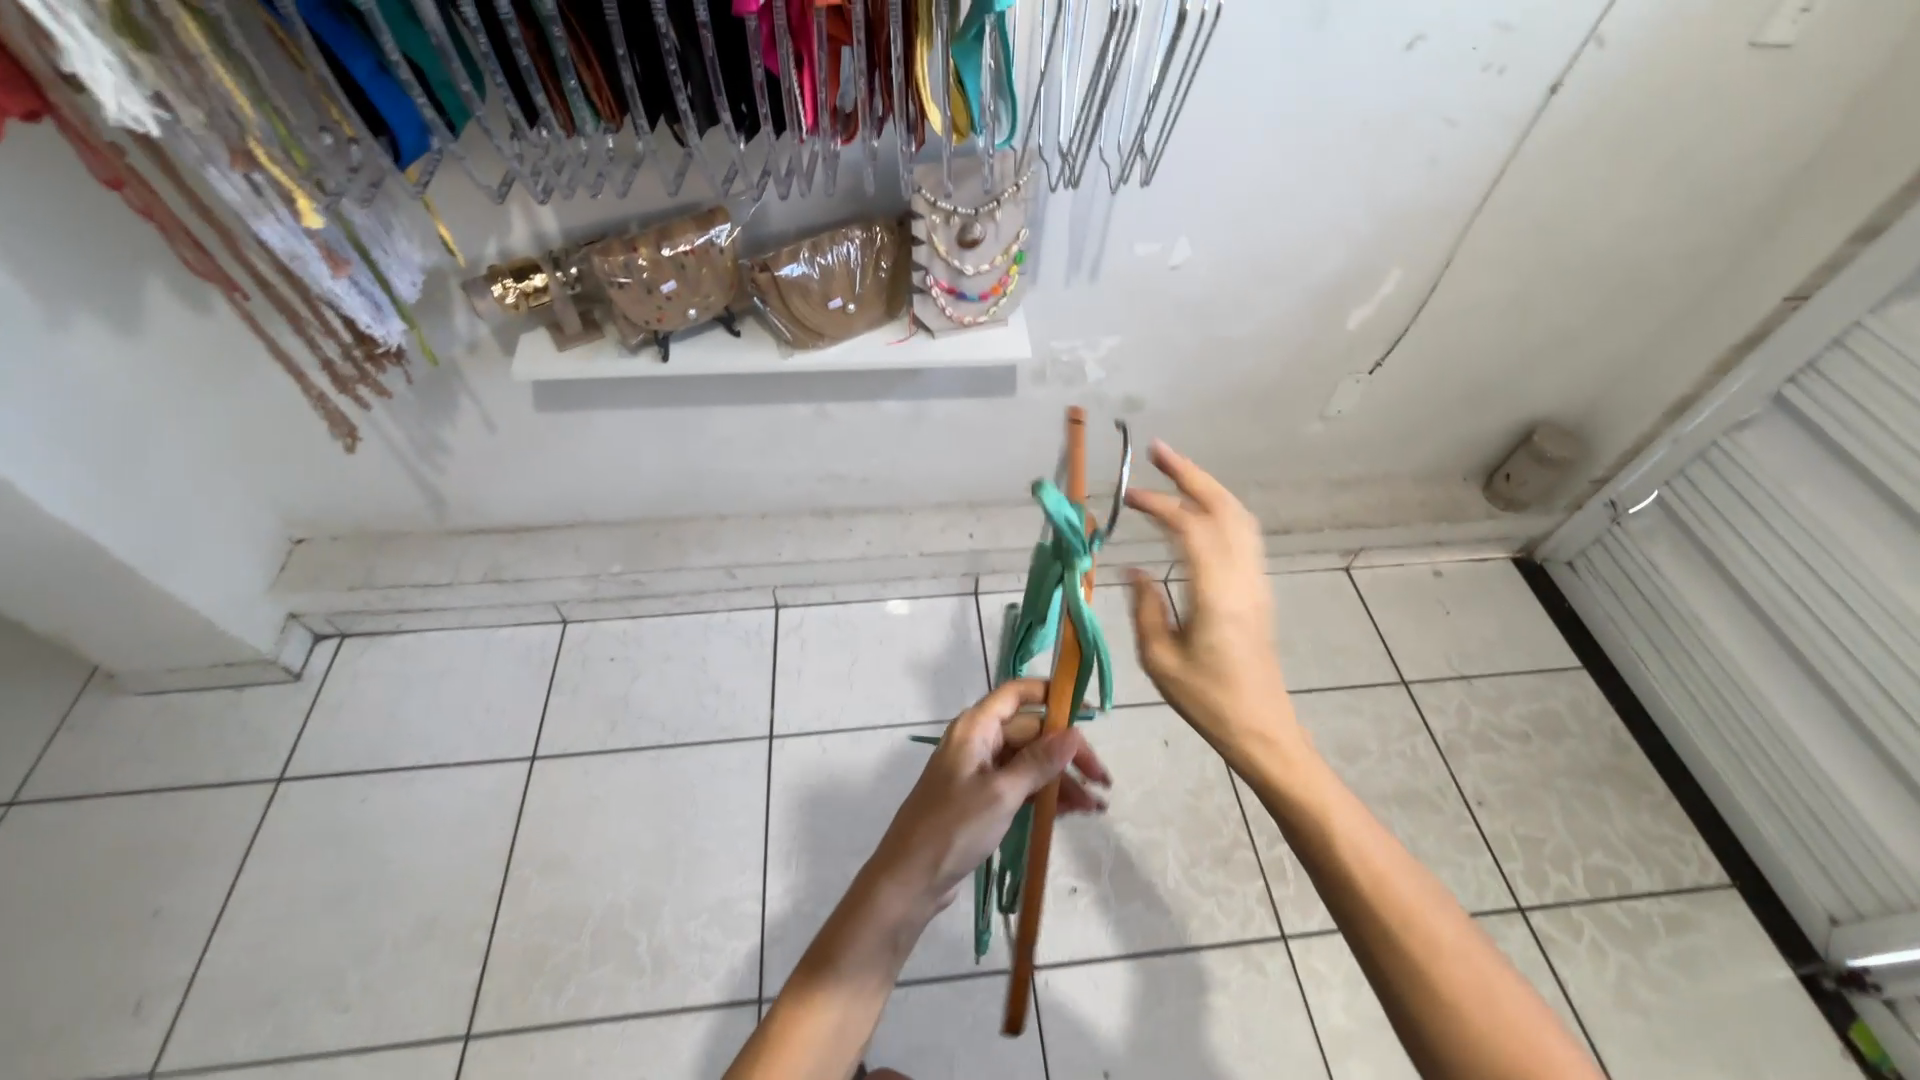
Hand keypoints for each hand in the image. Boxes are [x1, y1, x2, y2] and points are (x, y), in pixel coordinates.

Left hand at [863, 679, 1110, 919]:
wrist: (910, 879)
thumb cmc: (952, 828)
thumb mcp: (1001, 793)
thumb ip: (1039, 762)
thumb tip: (1074, 733)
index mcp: (975, 728)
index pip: (1018, 694)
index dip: (1053, 695)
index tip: (1088, 713)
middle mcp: (978, 742)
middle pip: (1031, 732)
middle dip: (1067, 753)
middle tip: (1102, 781)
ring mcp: (979, 772)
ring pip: (1029, 763)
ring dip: (1061, 780)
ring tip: (1094, 807)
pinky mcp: (982, 800)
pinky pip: (1020, 787)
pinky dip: (1045, 796)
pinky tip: (1071, 812)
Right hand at [1125, 441, 1304, 762]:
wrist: (1261, 727)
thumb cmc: (1207, 700)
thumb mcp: (1160, 659)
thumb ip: (1145, 607)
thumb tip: (1134, 570)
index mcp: (1216, 592)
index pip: (1191, 527)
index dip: (1160, 503)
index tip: (1129, 496)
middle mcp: (1243, 577)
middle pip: (1224, 508)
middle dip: (1191, 473)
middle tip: (1159, 451)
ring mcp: (1258, 582)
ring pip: (1241, 517)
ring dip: (1210, 488)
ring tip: (1177, 472)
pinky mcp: (1260, 591)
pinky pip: (1246, 535)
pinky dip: (1222, 510)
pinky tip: (1201, 512)